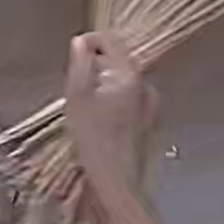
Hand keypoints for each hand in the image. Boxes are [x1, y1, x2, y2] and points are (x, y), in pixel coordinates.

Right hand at [63, 32, 157, 192]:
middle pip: (118, 59)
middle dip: (94, 63)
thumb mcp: (76, 97)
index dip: (89, 41)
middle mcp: (146, 85)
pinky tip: (98, 114)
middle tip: (74, 81)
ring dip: (102, 80)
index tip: (73, 53)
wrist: (119, 183)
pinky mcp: (150, 119)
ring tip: (83, 99)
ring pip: (122, 78)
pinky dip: (112, 96)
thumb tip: (80, 41)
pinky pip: (129, 95)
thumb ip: (80, 64)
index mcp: (129, 76)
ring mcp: (151, 104)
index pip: (110, 41)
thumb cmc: (93, 139)